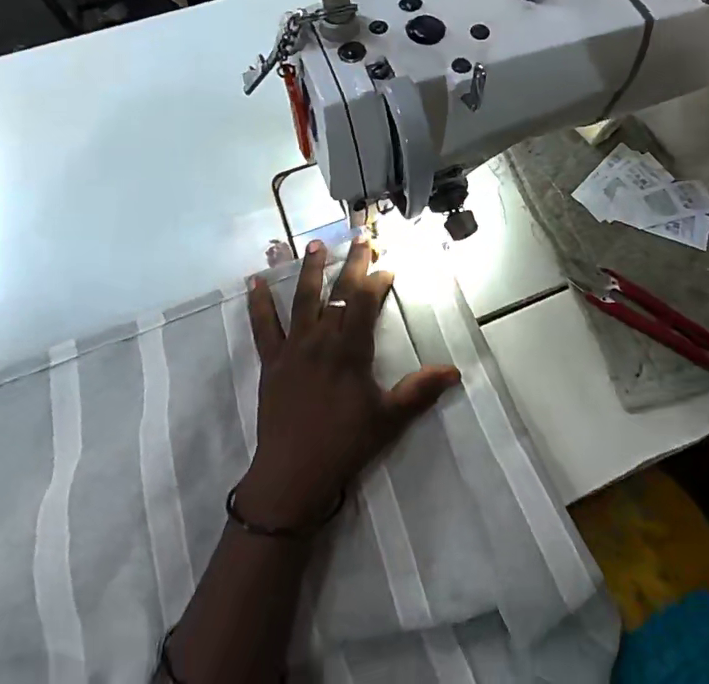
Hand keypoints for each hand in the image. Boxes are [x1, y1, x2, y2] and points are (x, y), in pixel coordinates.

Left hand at [238, 238, 460, 528]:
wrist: (295, 470)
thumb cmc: (346, 444)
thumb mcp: (389, 419)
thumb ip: (419, 391)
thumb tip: (454, 370)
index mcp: (350, 350)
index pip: (364, 303)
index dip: (376, 281)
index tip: (387, 266)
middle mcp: (320, 339)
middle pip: (337, 293)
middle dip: (351, 264)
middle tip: (359, 237)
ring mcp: (292, 347)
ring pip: (301, 300)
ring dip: (310, 270)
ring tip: (315, 244)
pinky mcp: (270, 360)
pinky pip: (262, 326)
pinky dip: (258, 303)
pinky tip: (254, 281)